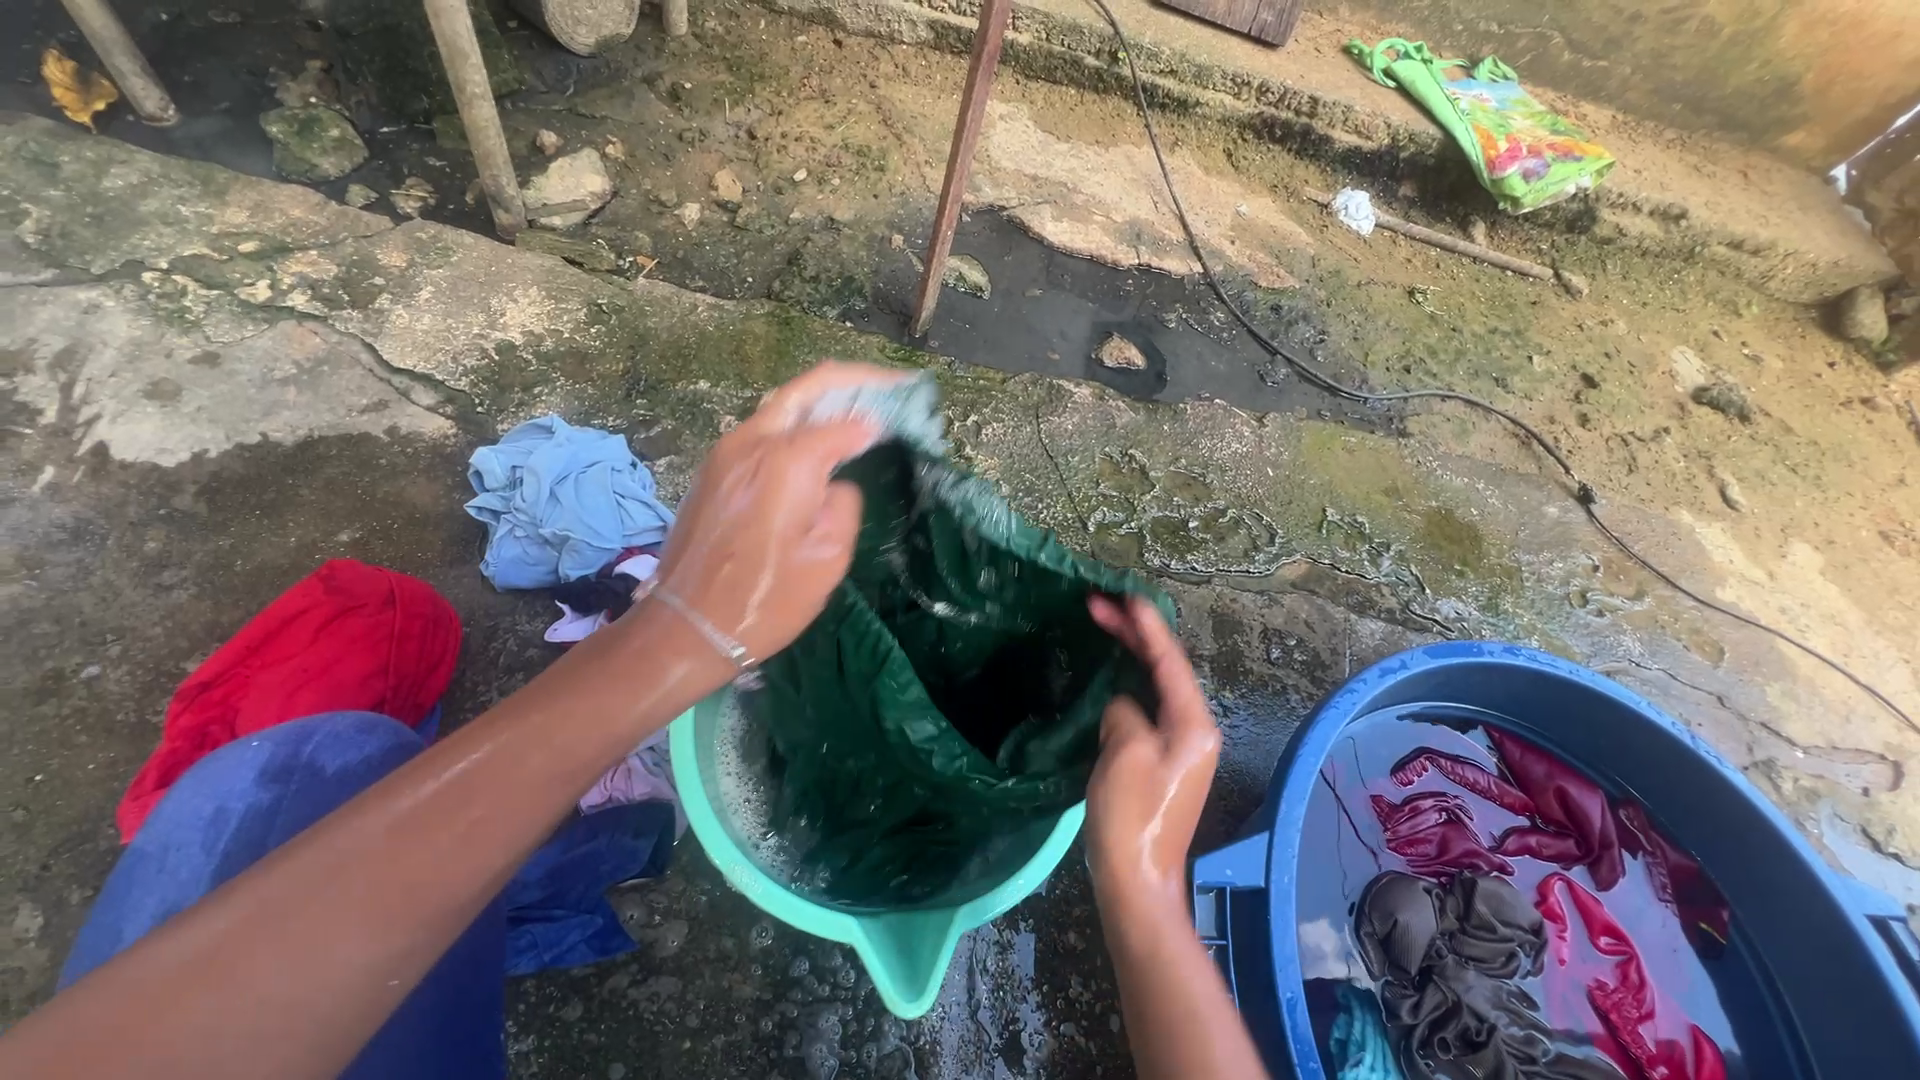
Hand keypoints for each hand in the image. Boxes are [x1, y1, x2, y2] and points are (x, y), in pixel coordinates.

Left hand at [649, 361, 905, 666]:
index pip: (846, 422)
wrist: (687, 627)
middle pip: (807, 389)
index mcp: (787, 460)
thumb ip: (843, 502)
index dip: (880, 418)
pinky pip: (762, 430)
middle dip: (854, 381)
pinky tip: (817, 438)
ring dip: (822, 401)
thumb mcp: (828, 558)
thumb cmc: (766, 600)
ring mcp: (726, 452)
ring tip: (860, 407)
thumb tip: (835, 480)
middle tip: (892, 385)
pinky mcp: (713, 469)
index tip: (908, 419)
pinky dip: (796, 424)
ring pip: (781, 406)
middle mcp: (752, 441)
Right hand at [1085, 593, 1220, 912]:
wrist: (1136, 880)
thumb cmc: (1132, 818)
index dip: (1146, 625)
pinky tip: (1106, 675)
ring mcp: (1178, 747)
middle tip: (1098, 604)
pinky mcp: (1159, 761)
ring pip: (1153, 687)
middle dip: (1133, 635)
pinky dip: (1125, 684)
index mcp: (1192, 724)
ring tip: (1102, 626)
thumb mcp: (1124, 753)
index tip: (1122, 594)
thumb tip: (1121, 706)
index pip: (1169, 660)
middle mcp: (1193, 730)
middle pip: (1164, 669)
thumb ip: (1124, 712)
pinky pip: (1145, 709)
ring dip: (1128, 657)